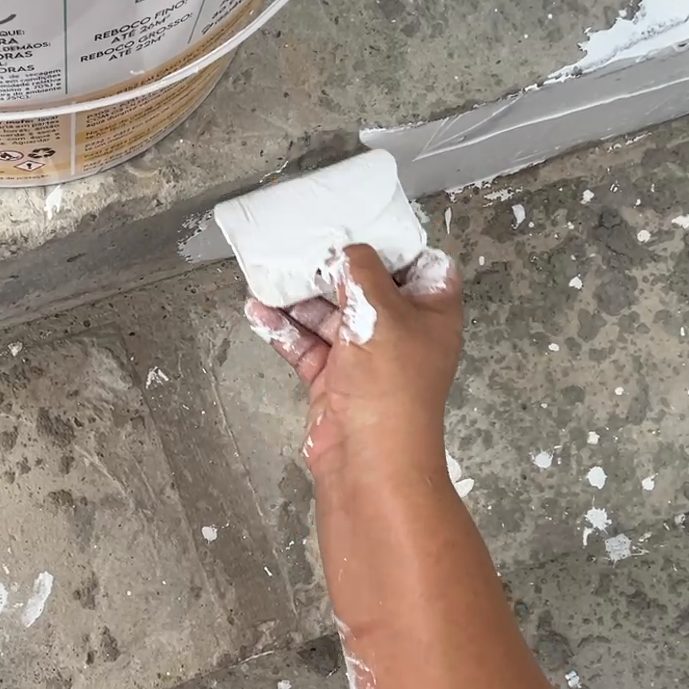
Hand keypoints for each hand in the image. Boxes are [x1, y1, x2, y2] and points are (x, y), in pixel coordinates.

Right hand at [243, 244, 462, 480]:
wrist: (368, 457)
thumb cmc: (389, 384)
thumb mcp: (381, 313)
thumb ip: (361, 273)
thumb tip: (346, 253)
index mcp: (430, 313)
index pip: (420, 267)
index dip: (395, 248)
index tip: (360, 231)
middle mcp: (399, 332)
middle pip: (364, 289)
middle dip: (332, 272)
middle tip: (302, 250)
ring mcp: (363, 357)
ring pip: (329, 318)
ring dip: (299, 301)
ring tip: (269, 278)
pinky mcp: (331, 379)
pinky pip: (307, 346)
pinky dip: (284, 331)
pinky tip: (258, 312)